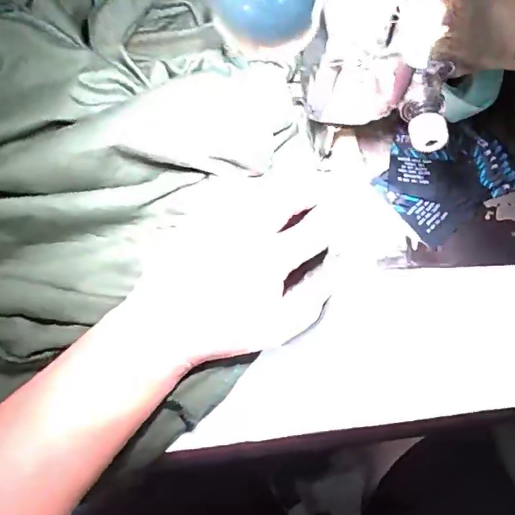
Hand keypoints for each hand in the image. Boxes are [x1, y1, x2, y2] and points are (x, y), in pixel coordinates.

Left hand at [105, 176, 334, 369]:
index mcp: (271, 258)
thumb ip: (314, 294)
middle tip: (329, 188)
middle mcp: (248, 229)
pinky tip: (263, 197)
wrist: (162, 325)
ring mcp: (222, 217)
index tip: (352, 209)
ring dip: (288, 184)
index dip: (340, 214)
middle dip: (316, 187)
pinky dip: (256, 190)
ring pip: (264, 186)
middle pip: (291, 192)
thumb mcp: (279, 325)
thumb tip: (339, 265)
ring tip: (302, 188)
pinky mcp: (200, 213)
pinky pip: (235, 191)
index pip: (319, 226)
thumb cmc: (225, 329)